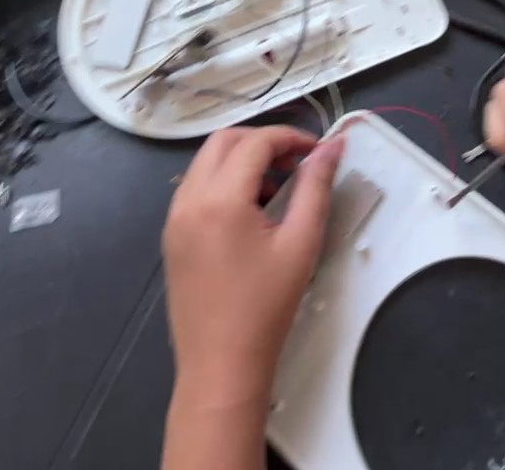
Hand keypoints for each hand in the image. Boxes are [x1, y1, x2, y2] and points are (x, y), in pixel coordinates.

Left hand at [163, 126, 344, 407]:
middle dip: (264, 141)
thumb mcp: (301, 241)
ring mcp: (174, 218)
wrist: (221, 366)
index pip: (256, 143)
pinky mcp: (172, 236)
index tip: (319, 153)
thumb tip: (332, 147)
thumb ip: (316, 186)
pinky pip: (197, 187)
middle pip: (224, 141)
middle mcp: (188, 200)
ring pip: (207, 162)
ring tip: (278, 188)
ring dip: (243, 160)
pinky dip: (225, 181)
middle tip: (297, 163)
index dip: (291, 138)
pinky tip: (252, 211)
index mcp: (220, 199)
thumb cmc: (266, 306)